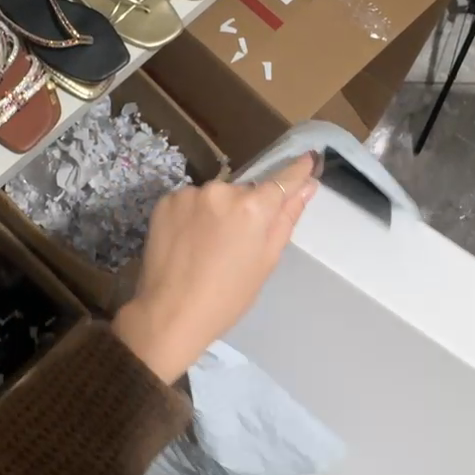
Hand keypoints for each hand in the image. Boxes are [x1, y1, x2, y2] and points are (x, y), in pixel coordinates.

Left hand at [112, 154, 319, 384]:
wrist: (169, 314)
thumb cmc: (228, 297)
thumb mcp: (266, 261)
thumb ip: (286, 218)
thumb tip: (306, 186)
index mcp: (253, 208)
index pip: (283, 179)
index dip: (298, 171)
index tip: (309, 159)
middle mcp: (222, 190)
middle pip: (244, 192)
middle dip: (246, 209)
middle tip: (236, 243)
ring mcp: (190, 194)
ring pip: (215, 197)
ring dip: (217, 212)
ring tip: (207, 247)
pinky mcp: (165, 201)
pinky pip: (190, 202)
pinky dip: (193, 216)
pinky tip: (187, 242)